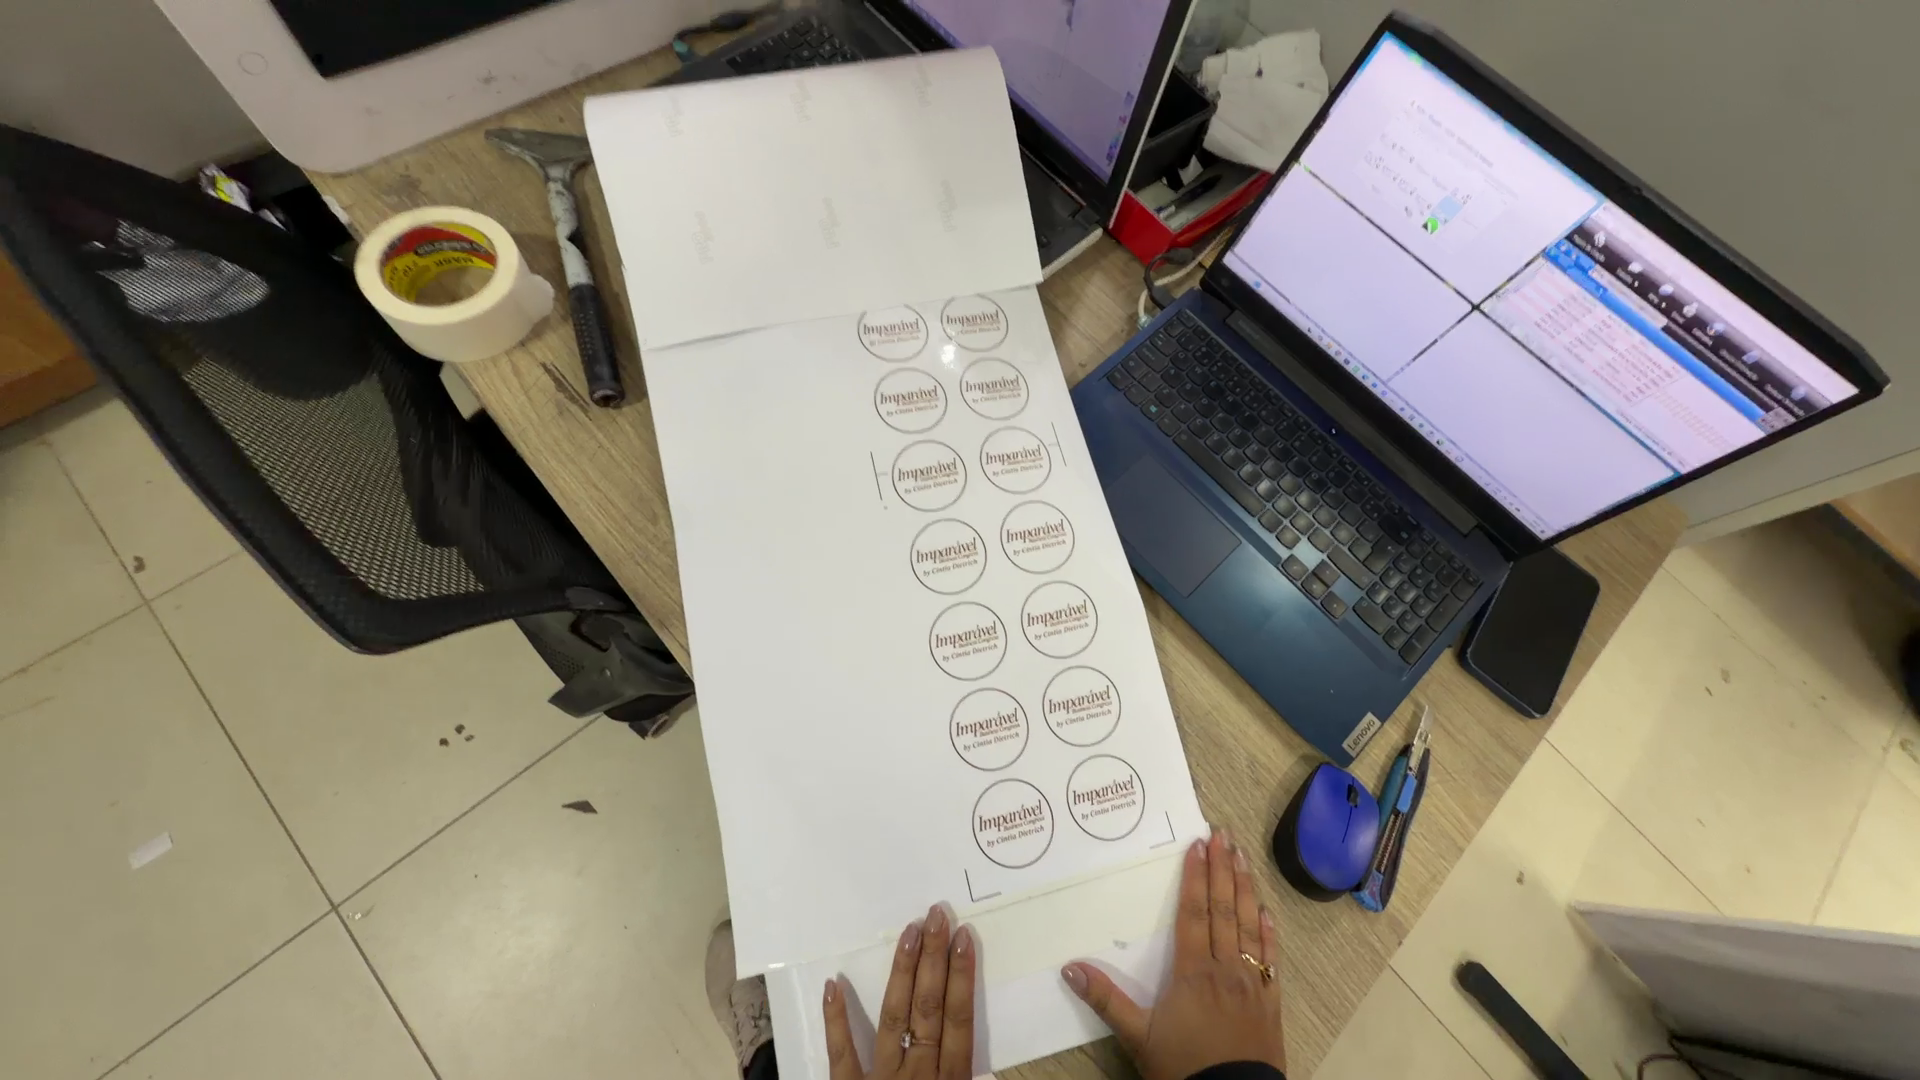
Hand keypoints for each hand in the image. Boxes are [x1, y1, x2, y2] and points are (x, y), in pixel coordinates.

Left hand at [824, 904, 975, 1079]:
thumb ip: (961, 1067)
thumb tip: (963, 1022)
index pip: (958, 1020)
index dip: (961, 976)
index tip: (962, 936)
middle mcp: (918, 1076)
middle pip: (928, 1008)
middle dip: (934, 958)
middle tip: (937, 916)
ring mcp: (880, 1079)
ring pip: (893, 1018)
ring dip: (902, 972)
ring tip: (909, 931)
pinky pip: (841, 1053)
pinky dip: (836, 1020)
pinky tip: (835, 984)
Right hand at [1062, 829, 1285, 1079]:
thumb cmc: (1184, 1068)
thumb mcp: (1138, 1037)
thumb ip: (1106, 999)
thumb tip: (1069, 968)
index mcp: (1193, 971)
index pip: (1193, 913)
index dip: (1195, 877)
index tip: (1197, 845)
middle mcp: (1225, 968)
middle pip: (1223, 909)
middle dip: (1222, 870)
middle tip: (1223, 835)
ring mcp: (1252, 984)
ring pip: (1249, 926)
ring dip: (1246, 889)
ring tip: (1243, 858)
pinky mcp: (1271, 1003)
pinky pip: (1271, 960)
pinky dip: (1270, 934)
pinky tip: (1268, 912)